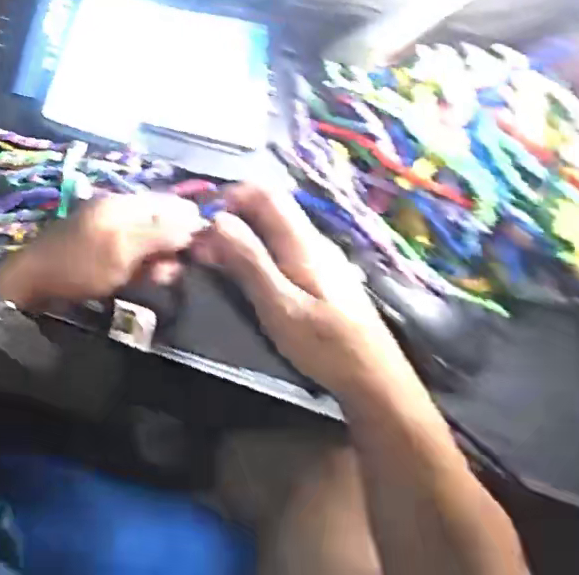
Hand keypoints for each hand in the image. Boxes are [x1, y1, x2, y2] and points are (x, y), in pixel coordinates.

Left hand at [0, 193, 206, 307]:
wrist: (34, 283)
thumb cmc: (79, 264)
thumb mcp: (122, 248)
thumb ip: (158, 232)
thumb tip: (194, 219)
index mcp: (122, 202)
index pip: (170, 202)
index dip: (190, 222)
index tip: (205, 249)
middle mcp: (118, 209)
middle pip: (163, 222)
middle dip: (175, 246)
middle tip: (171, 271)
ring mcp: (110, 229)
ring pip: (152, 241)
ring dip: (160, 261)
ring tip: (157, 278)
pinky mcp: (105, 249)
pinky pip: (136, 254)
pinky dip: (144, 267)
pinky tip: (143, 280)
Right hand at [190, 183, 418, 403]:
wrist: (379, 386)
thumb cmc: (326, 347)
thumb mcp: (279, 306)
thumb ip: (248, 259)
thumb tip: (216, 218)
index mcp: (303, 242)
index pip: (263, 192)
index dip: (228, 194)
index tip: (200, 218)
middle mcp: (312, 240)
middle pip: (265, 206)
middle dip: (228, 215)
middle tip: (199, 243)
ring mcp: (318, 257)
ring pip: (270, 226)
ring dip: (237, 233)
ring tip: (212, 258)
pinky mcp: (319, 274)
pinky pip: (277, 244)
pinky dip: (252, 248)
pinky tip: (240, 272)